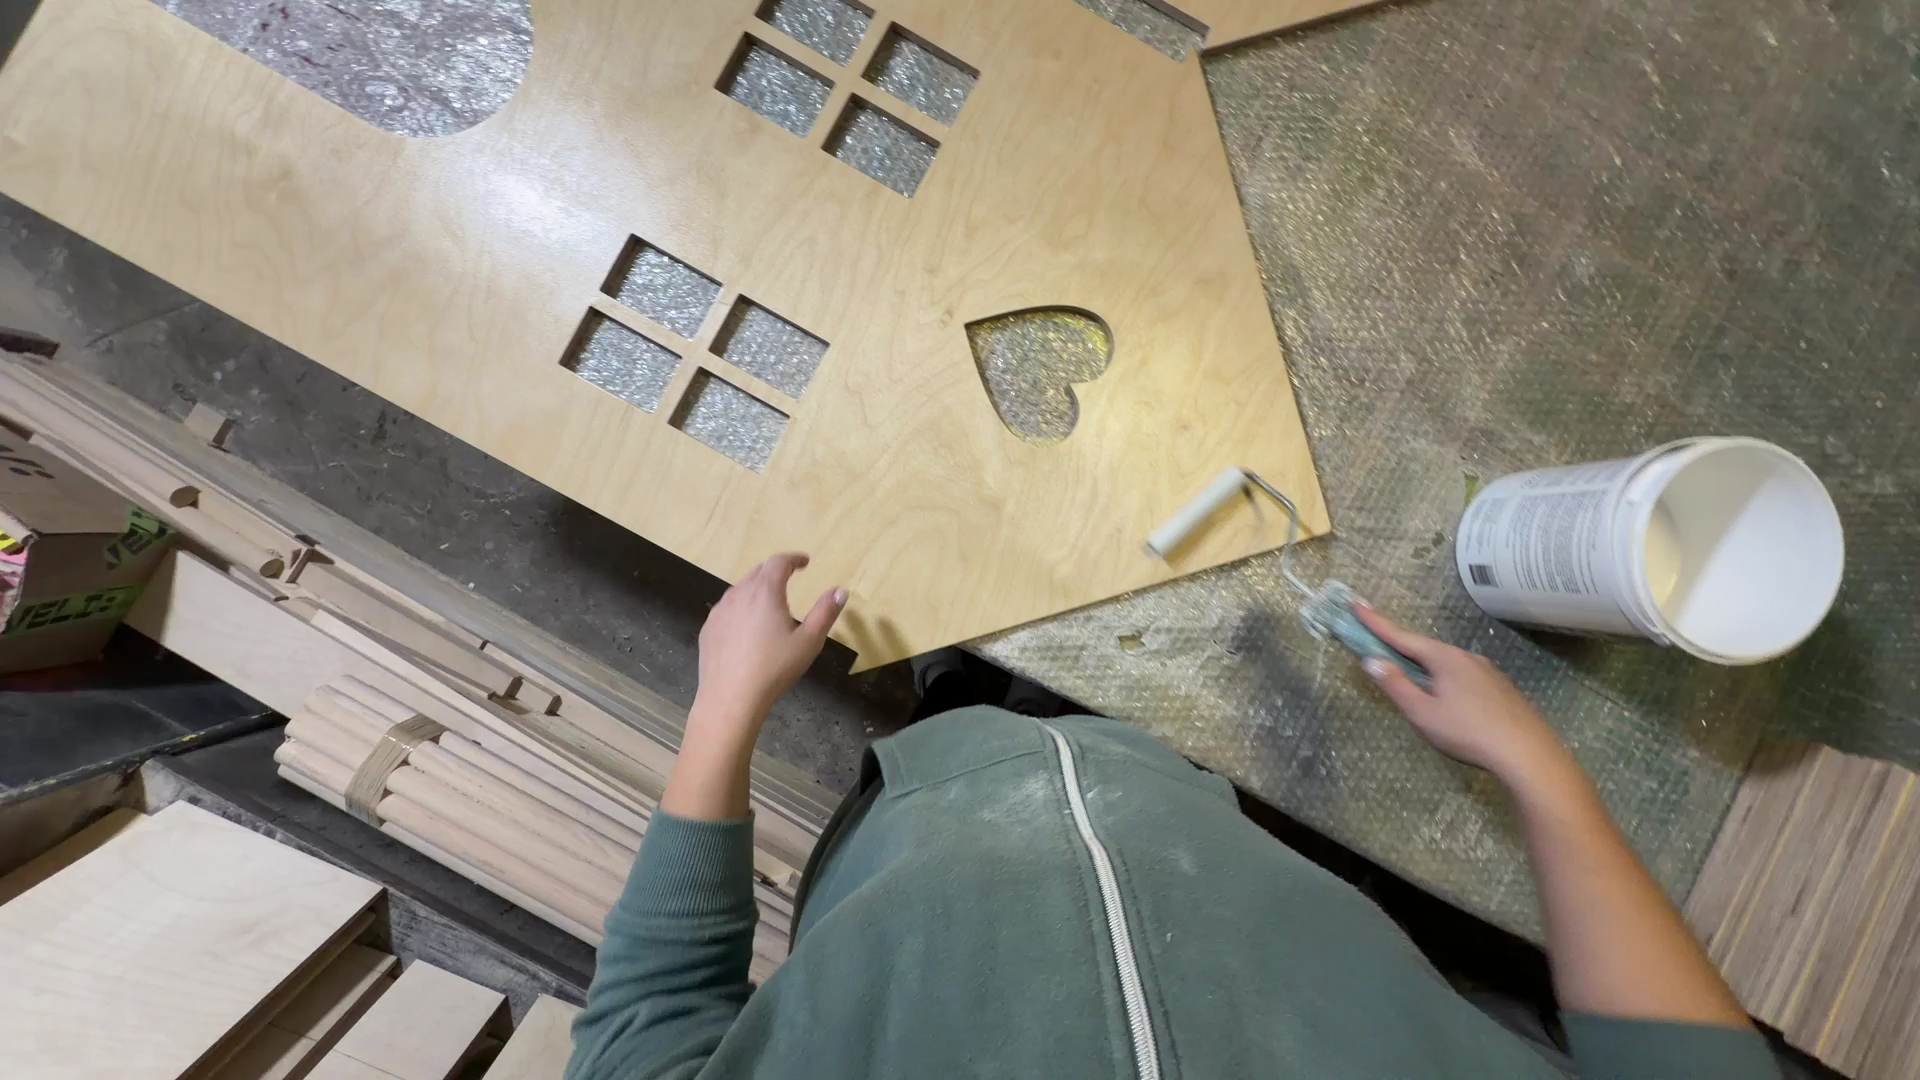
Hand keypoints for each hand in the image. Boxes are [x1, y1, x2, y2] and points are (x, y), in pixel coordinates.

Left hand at [692, 553, 846, 732]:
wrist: (730, 699)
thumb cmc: (774, 669)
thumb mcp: (809, 642)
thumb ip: (826, 612)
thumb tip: (840, 590)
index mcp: (765, 593)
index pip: (779, 562)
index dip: (794, 559)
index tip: (805, 562)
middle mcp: (739, 595)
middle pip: (758, 572)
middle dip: (776, 571)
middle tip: (790, 579)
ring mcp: (719, 612)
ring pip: (740, 589)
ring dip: (757, 588)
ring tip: (769, 603)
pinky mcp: (708, 629)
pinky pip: (727, 608)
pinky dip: (741, 607)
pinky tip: (747, 628)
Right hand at [1352, 603, 1572, 786]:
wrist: (1531, 756)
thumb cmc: (1468, 732)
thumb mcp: (1421, 712)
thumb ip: (1395, 684)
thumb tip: (1371, 660)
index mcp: (1444, 659)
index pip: (1401, 636)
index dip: (1376, 622)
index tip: (1357, 603)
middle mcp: (1466, 658)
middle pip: (1424, 647)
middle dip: (1398, 643)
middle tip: (1376, 638)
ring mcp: (1488, 672)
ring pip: (1445, 662)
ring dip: (1422, 662)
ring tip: (1408, 672)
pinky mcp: (1501, 689)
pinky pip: (1462, 674)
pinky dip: (1443, 675)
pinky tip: (1445, 694)